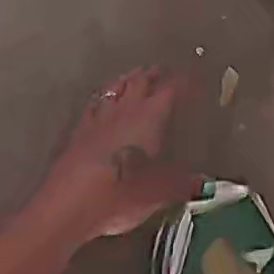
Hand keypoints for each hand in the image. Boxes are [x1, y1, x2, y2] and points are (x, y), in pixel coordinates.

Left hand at [29, 68, 202, 244]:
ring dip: (127, 80)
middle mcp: (127, 109)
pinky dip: (102, 100)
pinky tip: (101, 102)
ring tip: (134, 75)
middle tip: (161, 70)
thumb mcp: (160, 192)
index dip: (183, 83)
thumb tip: (202, 184)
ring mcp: (100, 118)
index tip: (193, 80)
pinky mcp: (79, 131)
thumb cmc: (123, 192)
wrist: (71, 203)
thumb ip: (182, 185)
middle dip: (153, 74)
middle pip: (141, 81)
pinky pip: (94, 106)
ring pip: (116, 88)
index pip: (172, 89)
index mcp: (151, 115)